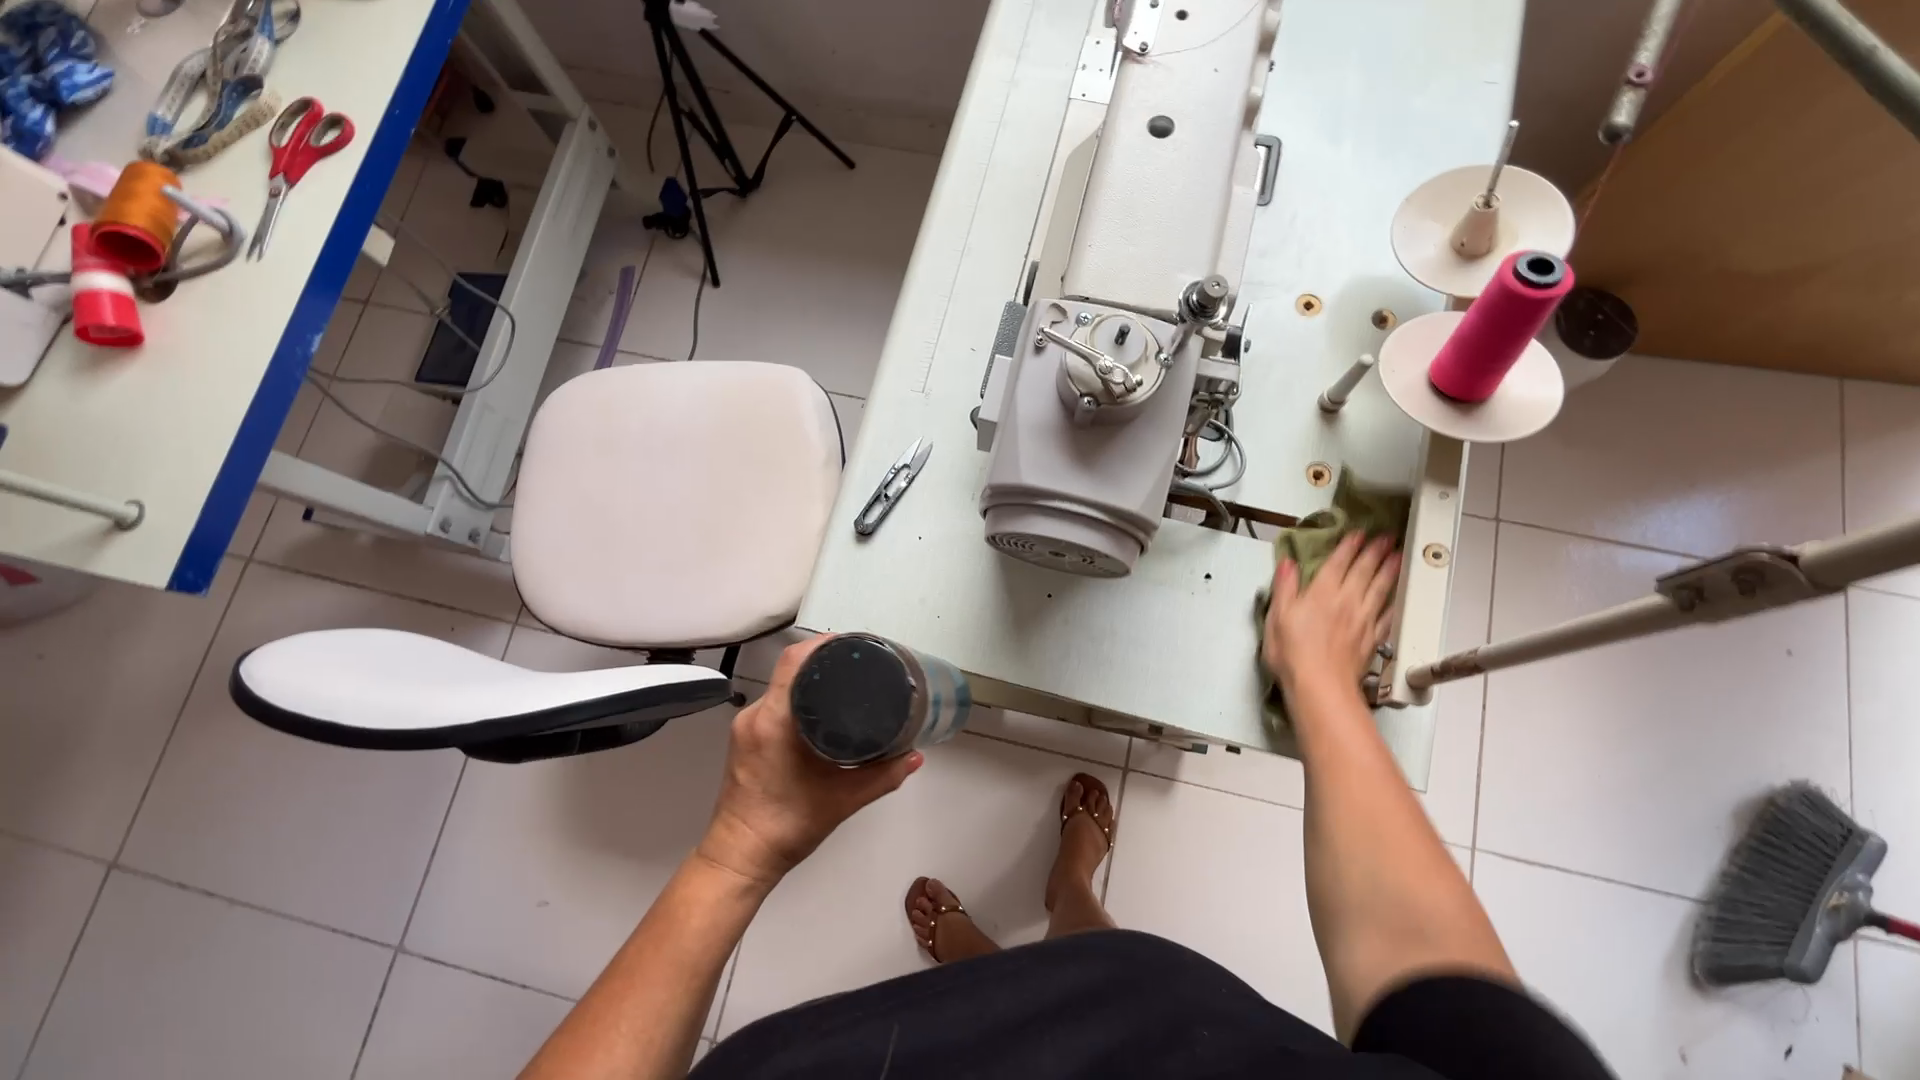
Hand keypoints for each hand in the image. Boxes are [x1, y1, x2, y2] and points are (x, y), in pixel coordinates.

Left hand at [696, 636, 923, 887]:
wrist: (740, 858)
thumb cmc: (786, 826)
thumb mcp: (843, 799)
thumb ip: (883, 776)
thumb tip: (914, 756)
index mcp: (774, 720)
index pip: (795, 661)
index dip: (824, 644)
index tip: (854, 644)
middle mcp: (755, 716)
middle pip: (789, 670)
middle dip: (824, 660)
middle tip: (861, 664)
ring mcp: (746, 727)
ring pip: (781, 687)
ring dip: (810, 681)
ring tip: (848, 683)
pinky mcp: (745, 740)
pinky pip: (774, 705)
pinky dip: (798, 699)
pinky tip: (823, 709)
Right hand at [1263, 533, 1400, 705]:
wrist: (1320, 685)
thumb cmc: (1292, 652)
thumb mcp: (1277, 616)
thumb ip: (1285, 586)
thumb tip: (1287, 563)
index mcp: (1322, 592)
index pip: (1339, 562)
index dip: (1349, 546)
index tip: (1359, 533)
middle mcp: (1346, 600)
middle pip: (1364, 571)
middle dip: (1375, 552)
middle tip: (1387, 537)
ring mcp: (1363, 619)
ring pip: (1381, 588)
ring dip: (1390, 570)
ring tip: (1398, 556)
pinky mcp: (1372, 639)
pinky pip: (1387, 615)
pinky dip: (1394, 603)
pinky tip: (1398, 597)